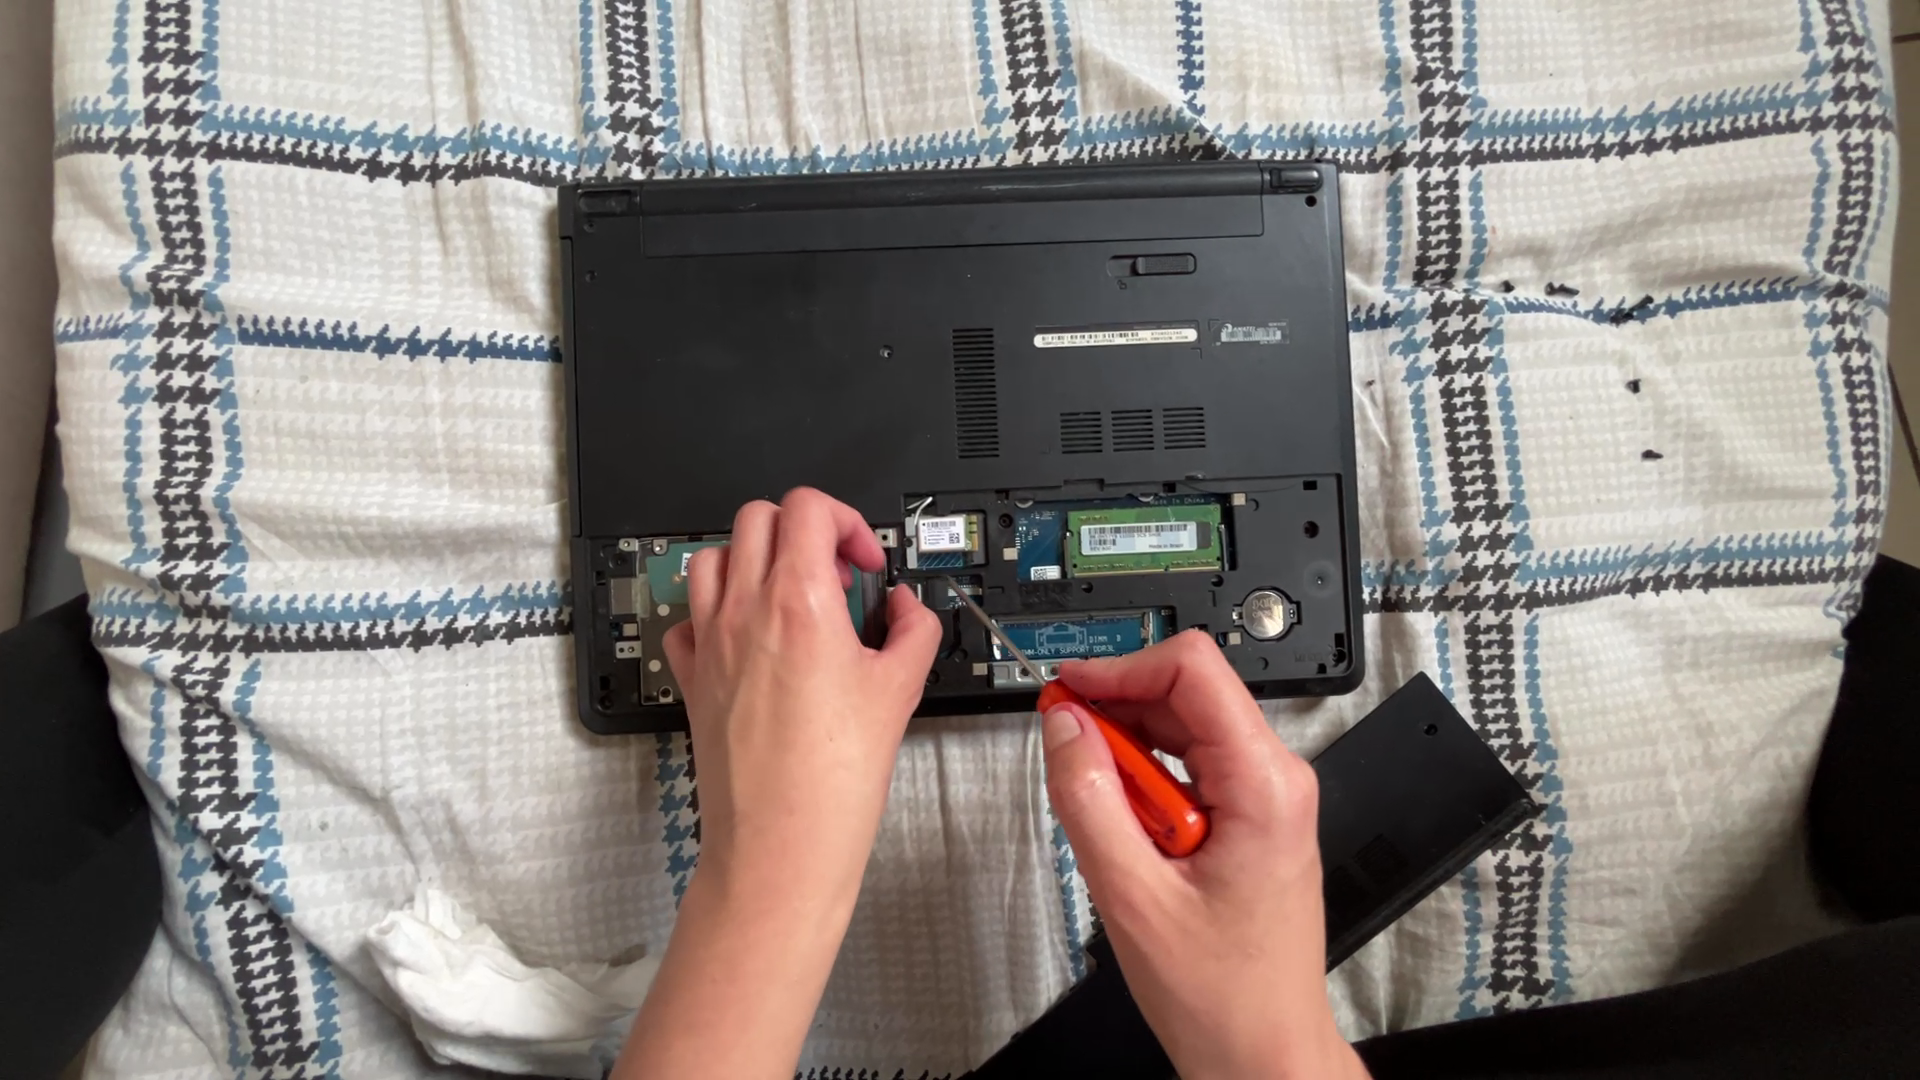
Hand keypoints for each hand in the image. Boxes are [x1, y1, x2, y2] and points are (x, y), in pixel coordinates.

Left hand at [618, 488, 940, 1079]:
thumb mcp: (901, 689)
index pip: (808, 508)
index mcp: (799, 601)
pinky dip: (717, 609)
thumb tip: (904, 606)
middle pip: (758, 516)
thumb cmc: (836, 775)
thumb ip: (914, 628)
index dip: (847, 521)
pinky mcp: (691, 677)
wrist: (781, 845)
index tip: (864, 562)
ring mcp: (709, 641)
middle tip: (834, 573)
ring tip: (791, 596)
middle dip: (804, 530)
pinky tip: (750, 637)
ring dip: (756, 558)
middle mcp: (745, 610)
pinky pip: (688, 616)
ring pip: (715, 555)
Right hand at [1043, 632, 1367, 1079]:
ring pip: (1179, 720)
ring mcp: (1260, 789)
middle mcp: (1272, 774)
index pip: (1191, 670)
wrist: (1264, 1051)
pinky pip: (1183, 755)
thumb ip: (1088, 799)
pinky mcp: (1244, 805)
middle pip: (1183, 690)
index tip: (1069, 689)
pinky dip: (1138, 768)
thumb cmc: (1222, 994)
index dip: (1122, 669)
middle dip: (1115, 704)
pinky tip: (1119, 812)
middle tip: (1062, 738)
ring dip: (1124, 740)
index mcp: (1263, 784)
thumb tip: (1063, 723)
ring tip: (1093, 792)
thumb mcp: (1132, 896)